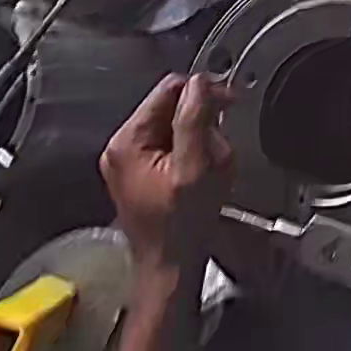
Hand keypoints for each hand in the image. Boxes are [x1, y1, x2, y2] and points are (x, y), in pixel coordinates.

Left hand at [100, 73, 235, 273]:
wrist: (171, 269)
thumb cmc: (181, 226)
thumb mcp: (195, 167)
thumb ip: (195, 119)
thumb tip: (200, 81)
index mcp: (128, 140)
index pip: (170, 87)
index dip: (203, 91)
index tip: (227, 104)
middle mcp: (123, 145)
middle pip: (172, 103)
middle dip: (202, 118)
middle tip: (218, 144)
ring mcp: (131, 158)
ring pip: (176, 121)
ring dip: (201, 134)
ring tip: (209, 162)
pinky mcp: (143, 169)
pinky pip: (173, 140)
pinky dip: (194, 148)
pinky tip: (201, 169)